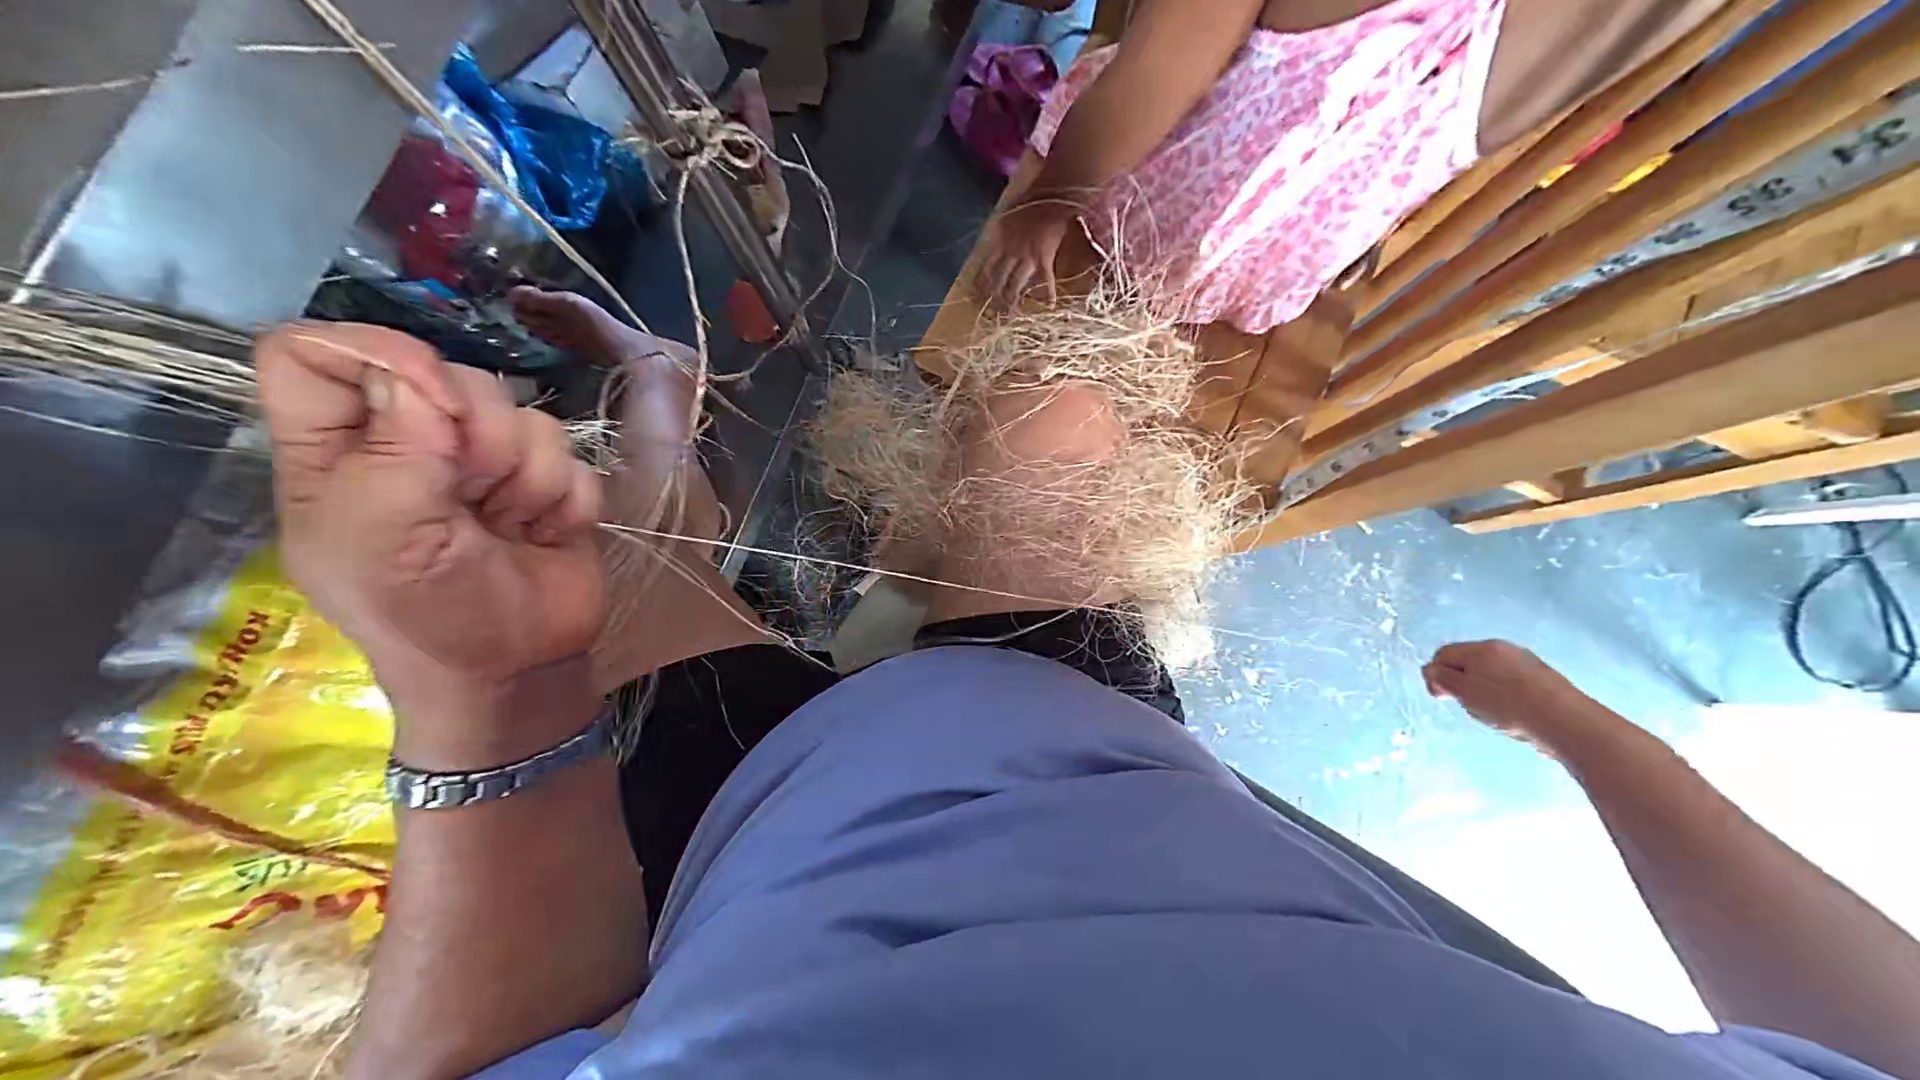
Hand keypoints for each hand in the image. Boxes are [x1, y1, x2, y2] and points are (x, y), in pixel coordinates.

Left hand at [256, 323, 604, 763]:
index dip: (378, 355)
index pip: (317, 354)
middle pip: (452, 376)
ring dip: (531, 481)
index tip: (432, 401)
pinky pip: (575, 460)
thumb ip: (392, 450)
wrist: (519, 667)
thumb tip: (426, 380)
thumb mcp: (383, 539)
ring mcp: (488, 466)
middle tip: (474, 499)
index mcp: (338, 454)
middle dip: (482, 439)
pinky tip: (548, 536)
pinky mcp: (549, 486)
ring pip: (528, 417)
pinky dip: (568, 502)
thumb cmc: (430, 614)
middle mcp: (412, 445)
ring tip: (513, 528)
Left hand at [976, 198, 1079, 308]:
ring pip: (1015, 286)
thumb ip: (1001, 231)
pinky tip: (1050, 305)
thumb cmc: (1031, 199)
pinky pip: (1045, 280)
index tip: (977, 296)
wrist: (1050, 193)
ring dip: (1013, 303)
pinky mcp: (1043, 258)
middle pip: (998, 282)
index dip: (981, 284)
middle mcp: (1009, 252)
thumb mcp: (1006, 214)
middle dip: (995, 300)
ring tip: (1012, 316)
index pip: (985, 268)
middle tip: (994, 315)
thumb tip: (996, 242)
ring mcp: (1026, 256)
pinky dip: (1049, 293)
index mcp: (998, 241)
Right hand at [1423, 640, 1614, 755]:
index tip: (1440, 697)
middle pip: (1467, 661)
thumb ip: (1441, 678)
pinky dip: (1504, 694)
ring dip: (1481, 688)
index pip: (1443, 654)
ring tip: (1491, 711)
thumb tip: (1431, 670)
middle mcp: (1503, 648)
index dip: (1435, 674)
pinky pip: (1511, 681)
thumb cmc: (1508, 706)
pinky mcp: (1544, 678)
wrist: (1567, 722)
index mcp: (1480, 648)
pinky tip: (1512, 712)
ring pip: (1489, 672)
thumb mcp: (1464, 693)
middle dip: (1459, 681)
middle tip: (1466, 704)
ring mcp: (1526, 661)